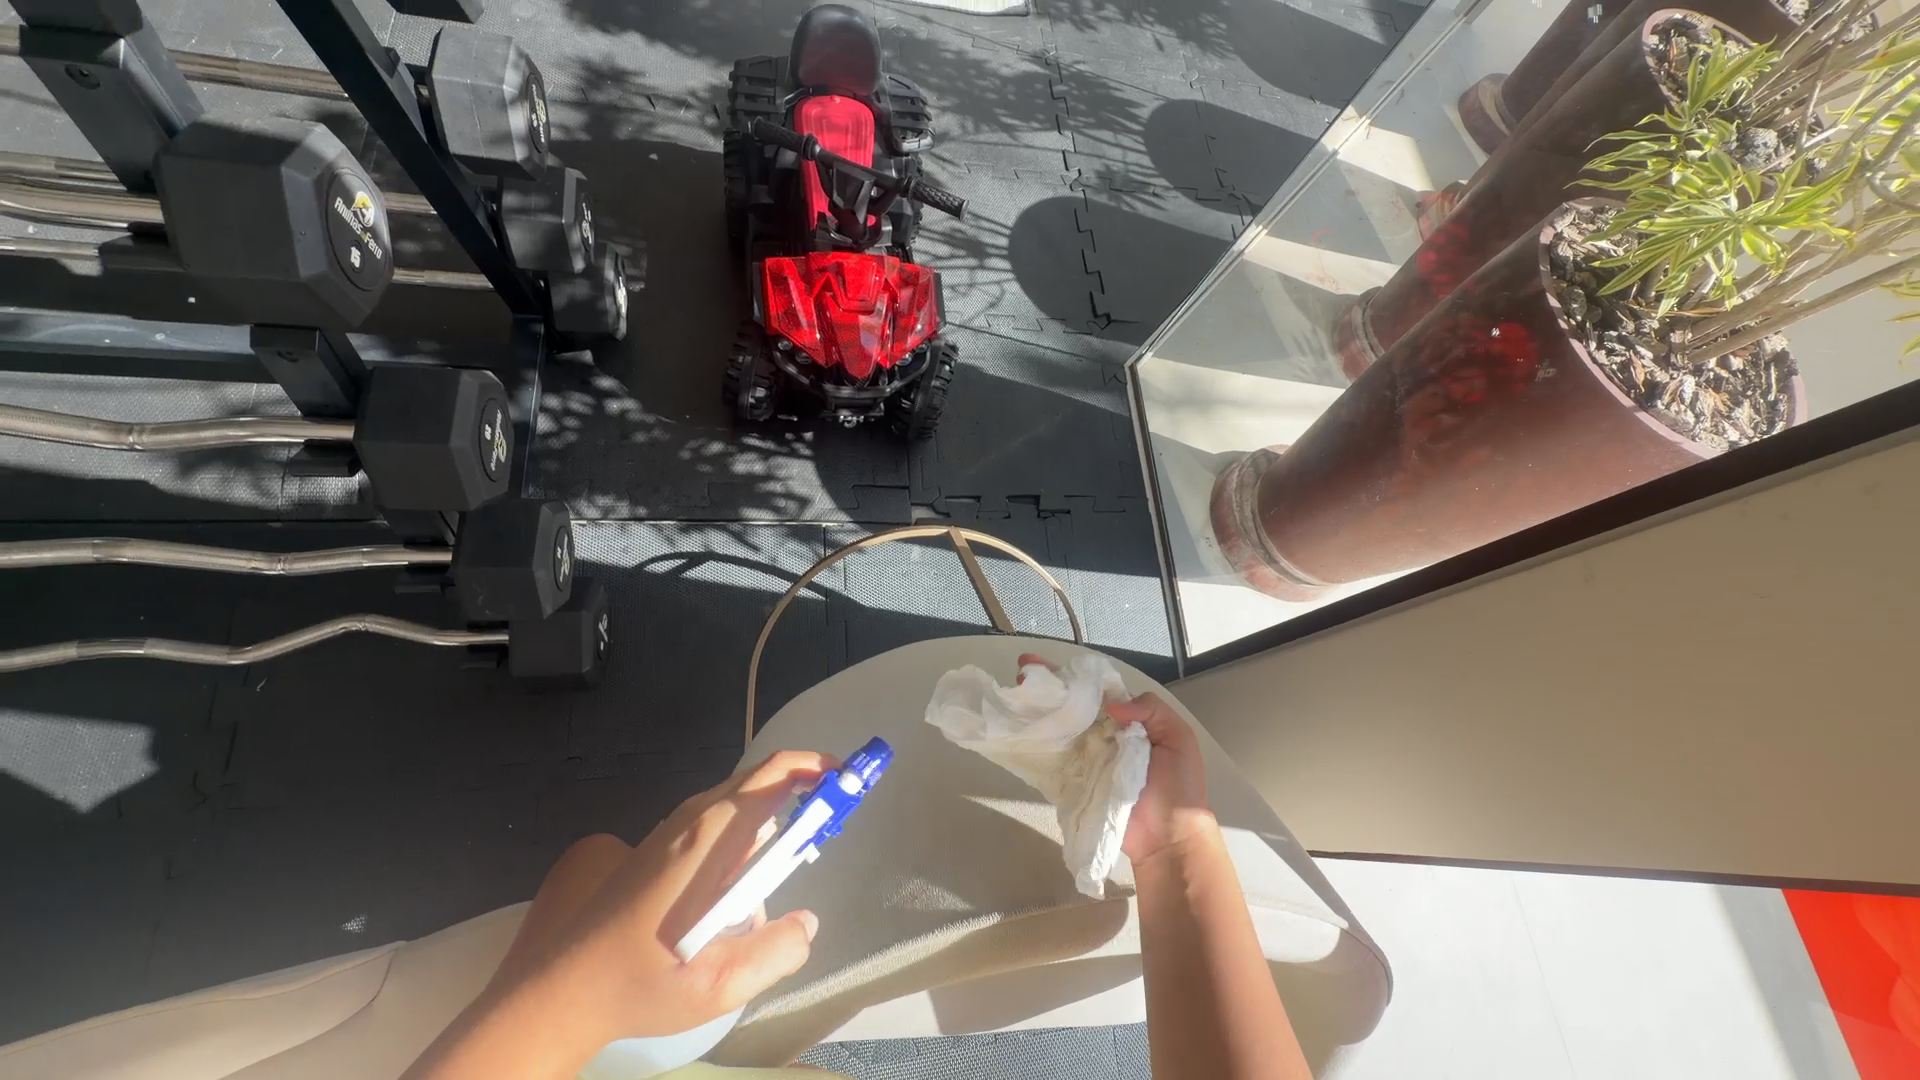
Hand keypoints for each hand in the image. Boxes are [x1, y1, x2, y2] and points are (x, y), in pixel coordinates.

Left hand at [504, 752, 834, 1041]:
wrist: (556, 989)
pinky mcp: (660, 844)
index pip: (774, 775)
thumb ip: (776, 953)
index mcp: (709, 837)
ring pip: (741, 804)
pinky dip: (747, 839)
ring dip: (772, 825)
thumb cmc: (637, 983)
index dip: (818, 768)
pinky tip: (736, 894)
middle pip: (762, 783)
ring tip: (773, 883)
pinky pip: (719, 822)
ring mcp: (671, 828)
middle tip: (823, 839)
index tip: (850, 782)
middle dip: (804, 798)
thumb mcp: (717, 986)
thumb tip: (807, 921)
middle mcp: (692, 819)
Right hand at [1016, 655, 1215, 865]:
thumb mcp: (1179, 738)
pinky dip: (1034, 747)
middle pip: (1071, 706)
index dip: (1073, 676)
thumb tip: (1109, 705)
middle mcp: (1103, 736)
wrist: (1169, 838)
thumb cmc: (1178, 786)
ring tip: (1014, 696)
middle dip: (1046, 687)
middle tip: (1021, 674)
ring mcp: (1086, 758)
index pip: (1096, 692)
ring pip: (1058, 729)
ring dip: (1035, 712)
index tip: (1048, 664)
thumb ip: (1152, 709)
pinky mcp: (1074, 782)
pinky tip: (1016, 731)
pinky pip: (1052, 761)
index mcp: (1127, 722)